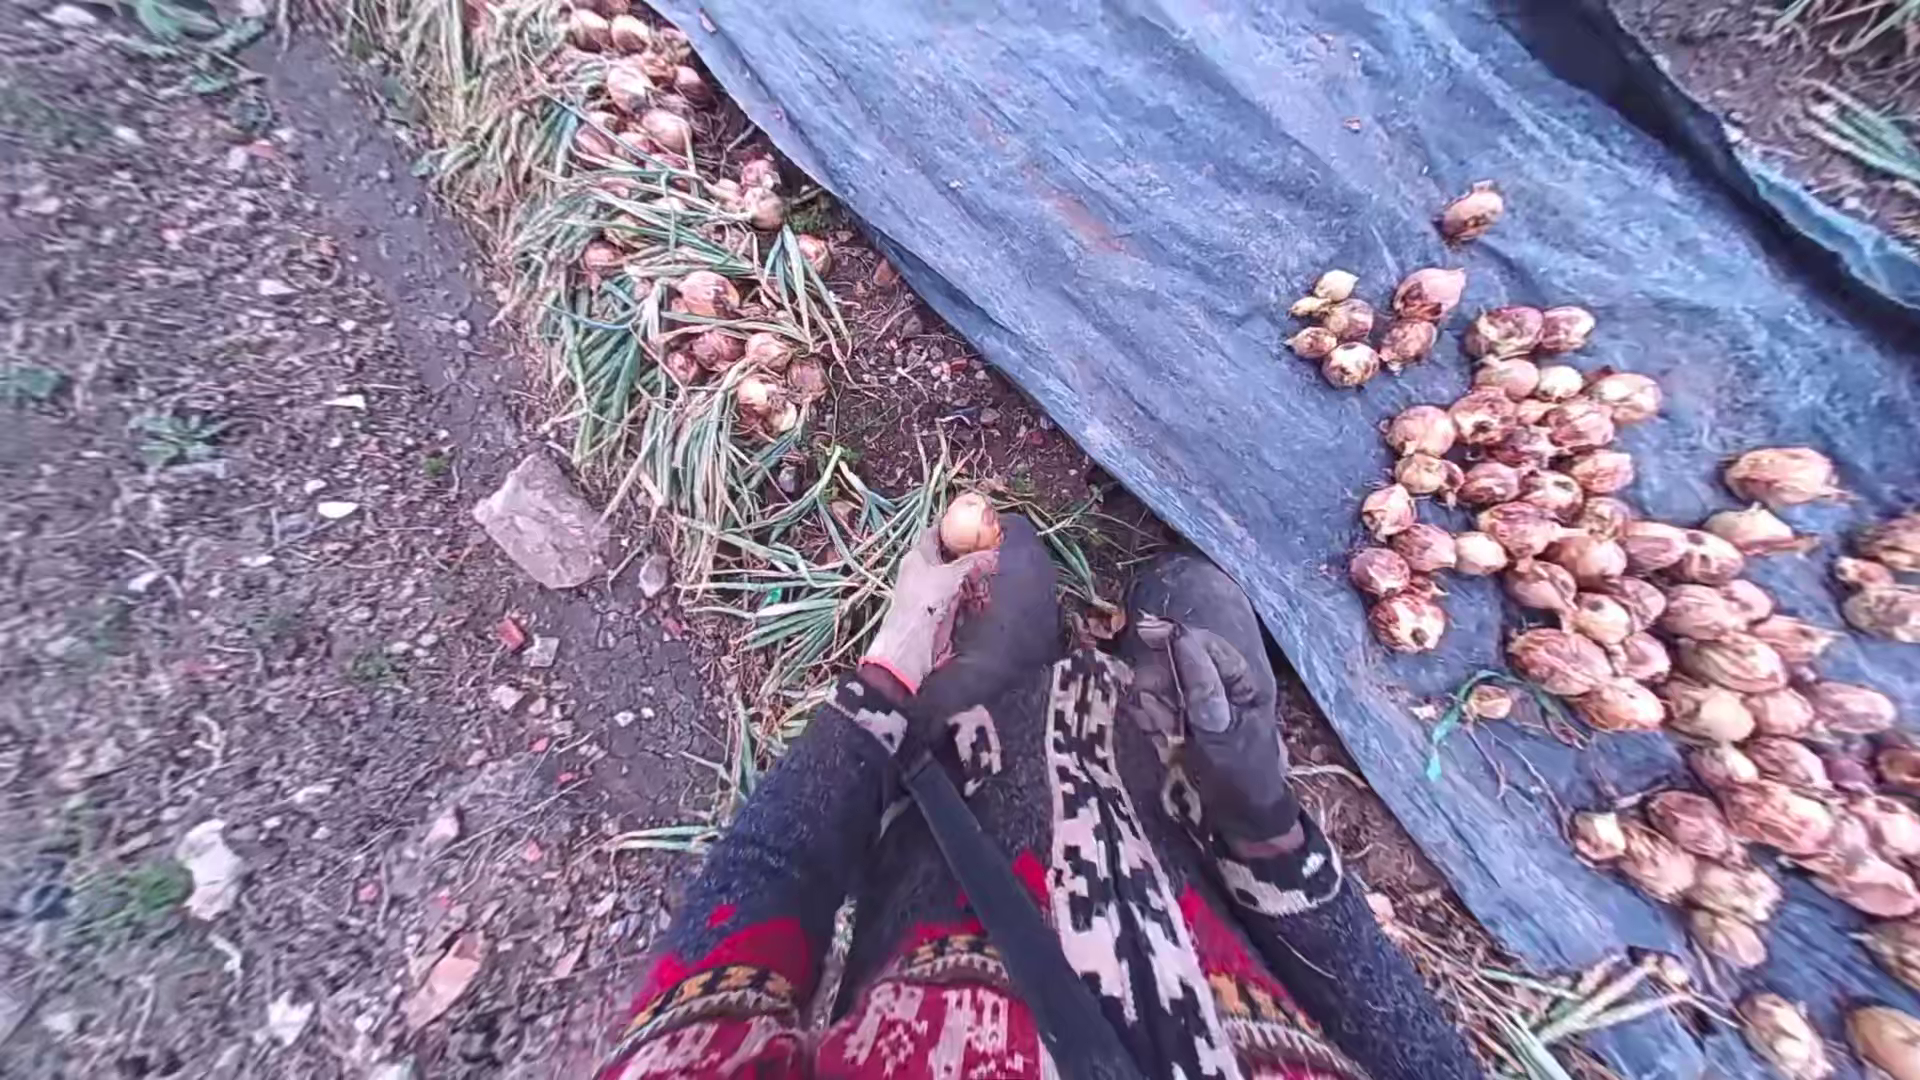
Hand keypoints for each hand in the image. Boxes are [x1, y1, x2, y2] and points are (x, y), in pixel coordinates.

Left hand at [861, 527, 997, 696]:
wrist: (913, 643)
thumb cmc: (924, 602)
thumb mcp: (951, 575)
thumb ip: (972, 562)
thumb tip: (994, 552)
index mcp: (919, 555)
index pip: (935, 532)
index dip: (952, 525)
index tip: (972, 521)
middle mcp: (923, 570)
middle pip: (949, 554)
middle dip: (970, 551)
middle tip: (992, 546)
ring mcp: (932, 589)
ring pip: (957, 574)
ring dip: (975, 573)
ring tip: (994, 568)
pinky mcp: (941, 608)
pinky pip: (961, 594)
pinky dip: (974, 592)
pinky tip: (986, 593)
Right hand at [1130, 619, 1300, 854]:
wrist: (1238, 819)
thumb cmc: (1240, 774)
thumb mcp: (1222, 730)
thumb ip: (1202, 685)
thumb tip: (1182, 639)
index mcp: (1238, 678)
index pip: (1200, 641)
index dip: (1172, 636)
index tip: (1144, 633)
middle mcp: (1214, 682)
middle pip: (1172, 660)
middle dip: (1160, 683)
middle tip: (1163, 714)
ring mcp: (1193, 699)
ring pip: (1156, 682)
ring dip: (1153, 707)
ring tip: (1166, 734)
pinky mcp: (1176, 717)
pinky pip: (1149, 705)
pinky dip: (1149, 720)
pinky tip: (1160, 739)